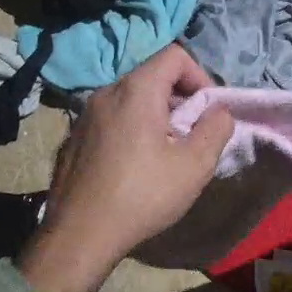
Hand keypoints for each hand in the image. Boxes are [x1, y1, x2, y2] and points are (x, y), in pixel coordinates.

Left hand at [25, 46, 233, 291]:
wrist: (80, 235)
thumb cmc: (143, 196)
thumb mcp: (195, 165)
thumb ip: (216, 128)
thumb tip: (219, 111)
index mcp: (136, 90)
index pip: (175, 55)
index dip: (200, 76)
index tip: (207, 111)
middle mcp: (106, 92)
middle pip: (151, 76)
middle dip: (179, 99)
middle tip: (190, 136)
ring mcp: (84, 115)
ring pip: (130, 99)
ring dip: (155, 116)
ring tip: (164, 154)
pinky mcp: (73, 138)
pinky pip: (110, 120)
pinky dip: (130, 130)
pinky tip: (132, 168)